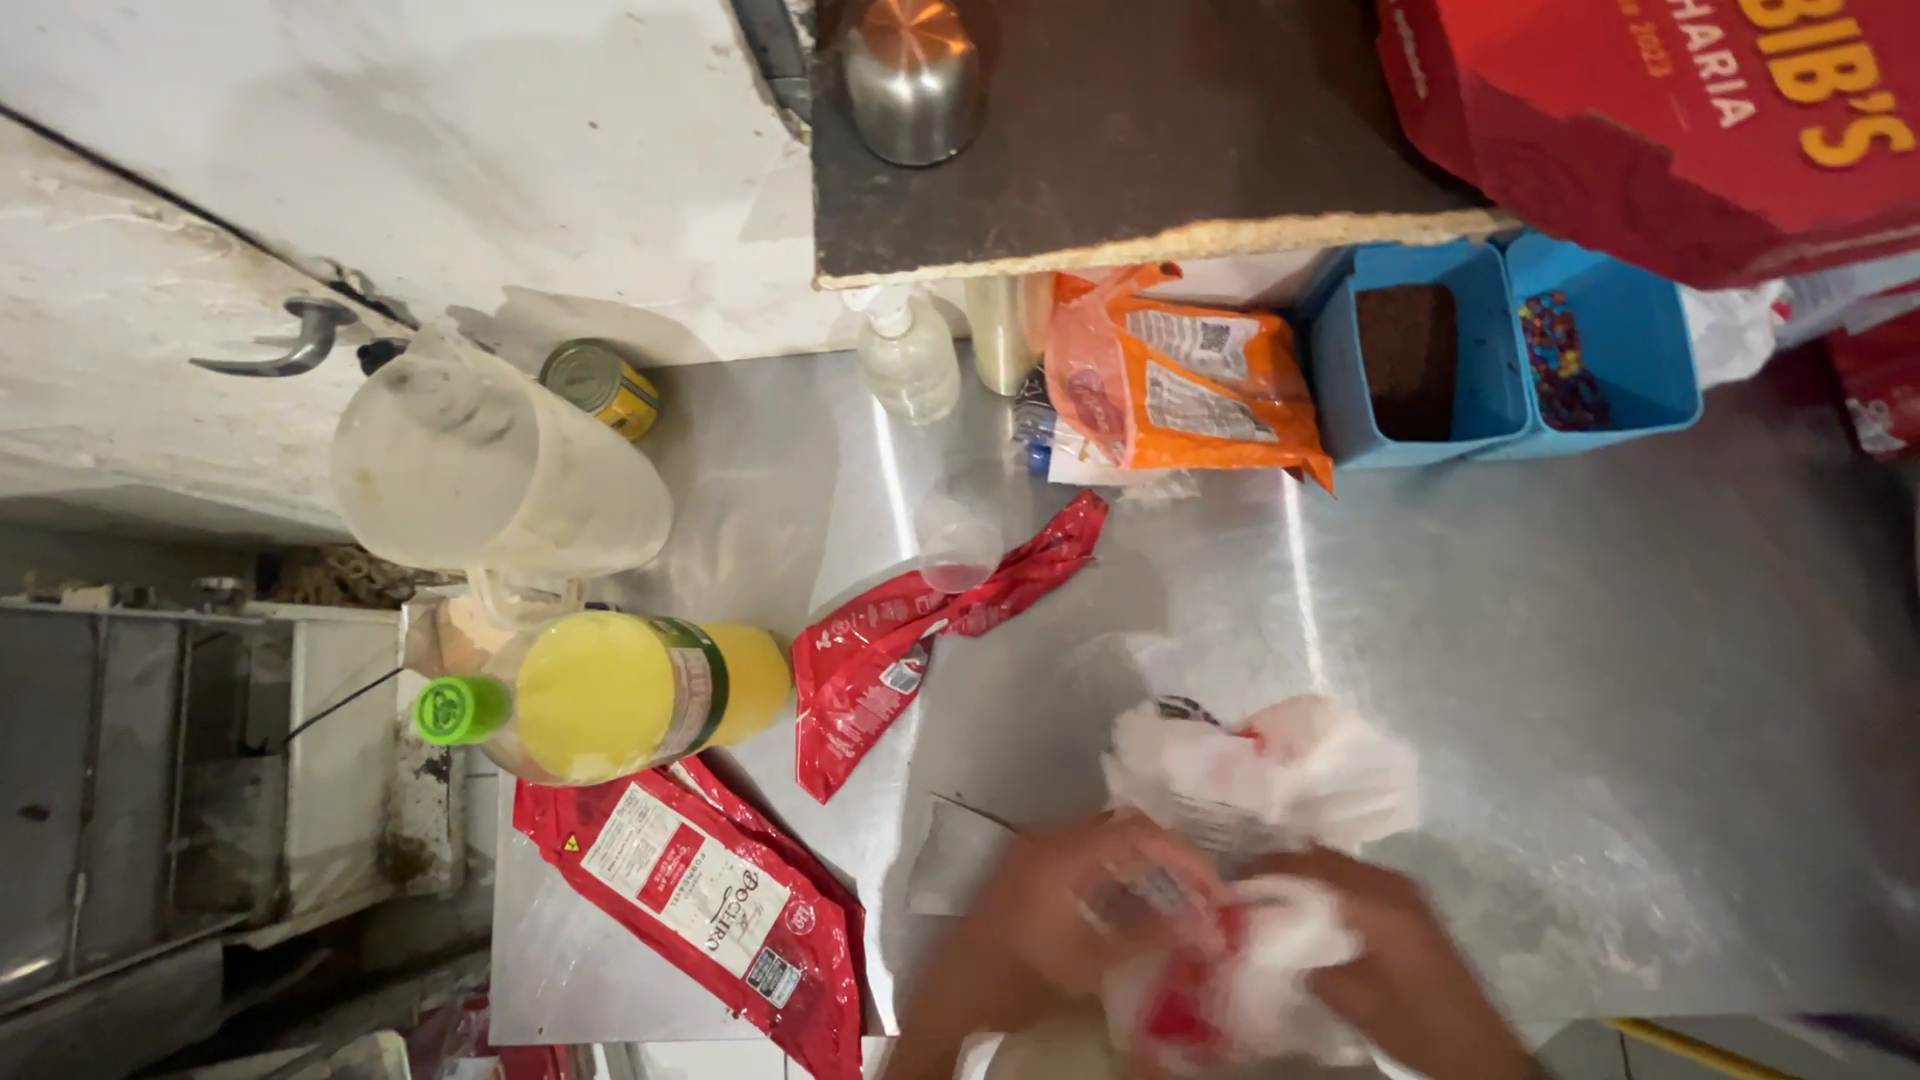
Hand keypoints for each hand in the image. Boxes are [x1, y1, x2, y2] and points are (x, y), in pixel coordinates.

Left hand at [966, 811, 1229, 996]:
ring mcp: (1035, 848)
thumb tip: (1205, 927)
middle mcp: (1049, 837)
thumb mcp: (1092, 961)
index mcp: (1063, 851)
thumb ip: (1150, 936)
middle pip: (1121, 826)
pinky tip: (1134, 907)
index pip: (1138, 831)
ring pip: (1103, 839)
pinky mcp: (1029, 865)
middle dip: (1167, 856)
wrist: (955, 994)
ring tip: (1177, 903)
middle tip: (1201, 893)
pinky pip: (1084, 854)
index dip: (1184, 856)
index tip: (1216, 890)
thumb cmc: (1021, 976)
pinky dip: (1115, 874)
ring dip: (1142, 866)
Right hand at [1251, 847, 1532, 1079]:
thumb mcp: (1353, 1000)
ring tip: (1273, 889)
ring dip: (1307, 871)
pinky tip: (1311, 902)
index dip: (1268, 868)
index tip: (1236, 878)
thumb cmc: (1415, 1025)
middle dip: (1284, 864)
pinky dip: (1329, 881)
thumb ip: (1306, 962)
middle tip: (1249, 881)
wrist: (1481, 1055)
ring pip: (1341, 863)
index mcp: (1376, 902)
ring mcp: (1406, 892)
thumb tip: (1270, 938)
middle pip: (1325, 856)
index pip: (1309, 866)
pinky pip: (1357, 877)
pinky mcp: (1412, 906)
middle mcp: (1391, 884)